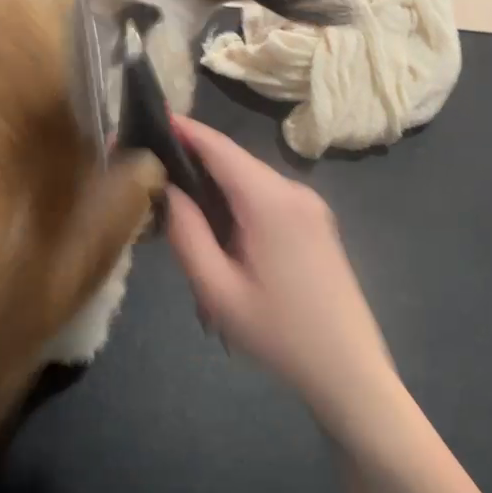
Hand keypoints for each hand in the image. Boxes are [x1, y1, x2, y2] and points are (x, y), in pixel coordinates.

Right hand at [163, 117, 395, 422]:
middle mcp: (294, 191)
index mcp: (271, 201)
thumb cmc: (279, 334)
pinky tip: (216, 239)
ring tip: (176, 220)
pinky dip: (235, 208)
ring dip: (212, 194)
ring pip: (247, 183)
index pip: (218, 146)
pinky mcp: (315, 224)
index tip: (142, 121)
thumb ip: (186, 232)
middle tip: (146, 180)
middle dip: (190, 166)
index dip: (180, 129)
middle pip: (232, 163)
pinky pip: (265, 201)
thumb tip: (166, 188)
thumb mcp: (217, 289)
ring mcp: (310, 207)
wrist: (349, 371)